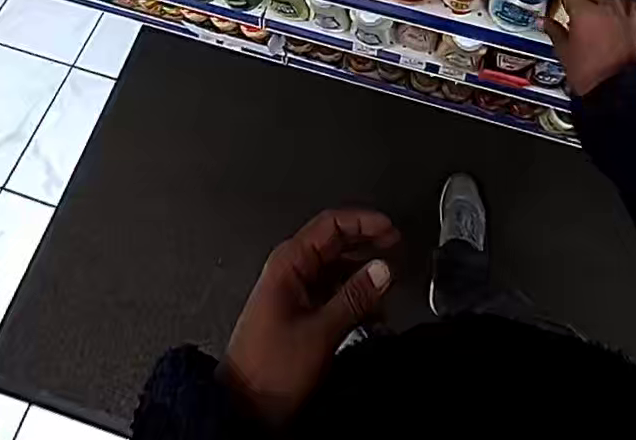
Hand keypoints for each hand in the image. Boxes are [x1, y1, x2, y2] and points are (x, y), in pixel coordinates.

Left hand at [220, 208, 400, 427]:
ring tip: (387, 282)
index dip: (364, 221)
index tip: (389, 229)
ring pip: (338, 266)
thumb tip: (383, 268)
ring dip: (364, 271)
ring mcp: (296, 289)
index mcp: (289, 262)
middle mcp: (292, 270)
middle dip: (368, 243)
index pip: (332, 223)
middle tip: (395, 247)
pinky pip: (334, 288)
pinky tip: (372, 308)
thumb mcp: (319, 332)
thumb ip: (355, 296)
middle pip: (337, 241)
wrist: (240, 414)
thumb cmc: (267, 370)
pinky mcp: (301, 310)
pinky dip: (355, 292)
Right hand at [542, 0, 635, 96]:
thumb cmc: (590, 74)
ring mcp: (622, 17)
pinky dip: (629, 4)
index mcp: (584, 12)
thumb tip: (545, 23)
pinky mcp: (634, 28)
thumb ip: (554, 31)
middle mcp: (605, 10)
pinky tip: (624, 5)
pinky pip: (635, 8)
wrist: (614, 92)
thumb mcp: (564, 51)